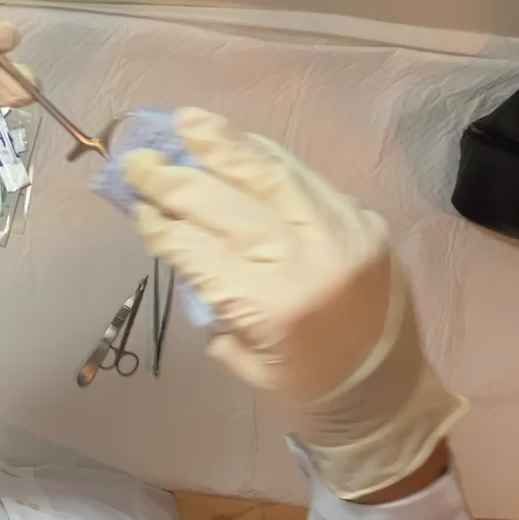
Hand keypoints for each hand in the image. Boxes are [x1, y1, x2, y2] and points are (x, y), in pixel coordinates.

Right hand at [123, 108, 465, 498]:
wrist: (385, 397)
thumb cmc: (300, 390)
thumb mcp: (238, 355)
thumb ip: (210, 296)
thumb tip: (181, 239)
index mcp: (271, 305)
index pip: (198, 249)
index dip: (161, 225)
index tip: (133, 205)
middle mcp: (307, 257)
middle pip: (228, 203)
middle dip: (177, 179)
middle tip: (140, 158)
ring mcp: (342, 230)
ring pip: (270, 174)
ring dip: (222, 145)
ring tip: (187, 122)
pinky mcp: (362, 219)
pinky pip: (305, 178)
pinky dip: (266, 157)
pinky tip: (236, 142)